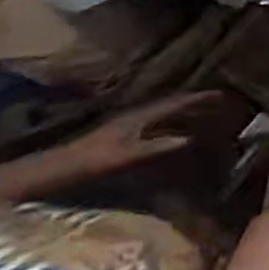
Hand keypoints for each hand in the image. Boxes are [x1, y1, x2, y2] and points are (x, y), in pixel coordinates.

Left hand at [61, 92, 217, 176]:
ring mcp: (126, 128)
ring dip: (185, 114)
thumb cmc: (85, 163)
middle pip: (172, 106)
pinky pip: (156, 126)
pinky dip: (173, 126)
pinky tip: (177, 135)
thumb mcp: (122, 156)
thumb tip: (191, 138)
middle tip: (221, 105)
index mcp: (138, 117)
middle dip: (197, 104)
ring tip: (205, 117)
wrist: (45, 174)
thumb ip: (155, 147)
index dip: (200, 98)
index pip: (176, 102)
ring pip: (164, 116)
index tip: (223, 94)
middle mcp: (134, 117)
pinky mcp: (120, 139)